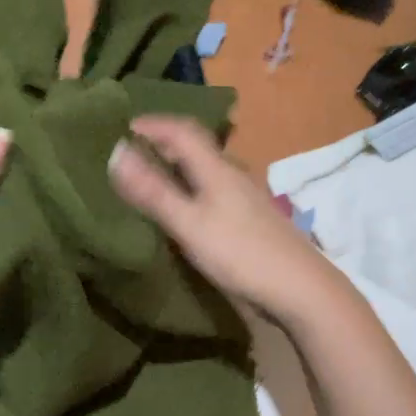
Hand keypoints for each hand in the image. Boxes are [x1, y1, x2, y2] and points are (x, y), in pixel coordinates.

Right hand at [108, 115, 344, 326]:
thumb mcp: (188, 223)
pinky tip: (178, 211)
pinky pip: (209, 194)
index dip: (153, 124)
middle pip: (195, 149)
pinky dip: (187, 192)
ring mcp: (242, 200)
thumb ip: (152, 191)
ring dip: (174, 169)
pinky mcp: (246, 222)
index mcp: (217, 170)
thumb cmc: (241, 254)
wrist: (300, 290)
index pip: (183, 131)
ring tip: (146, 180)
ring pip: (203, 172)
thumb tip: (115, 152)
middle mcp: (232, 177)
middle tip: (128, 153)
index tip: (121, 128)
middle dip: (161, 145)